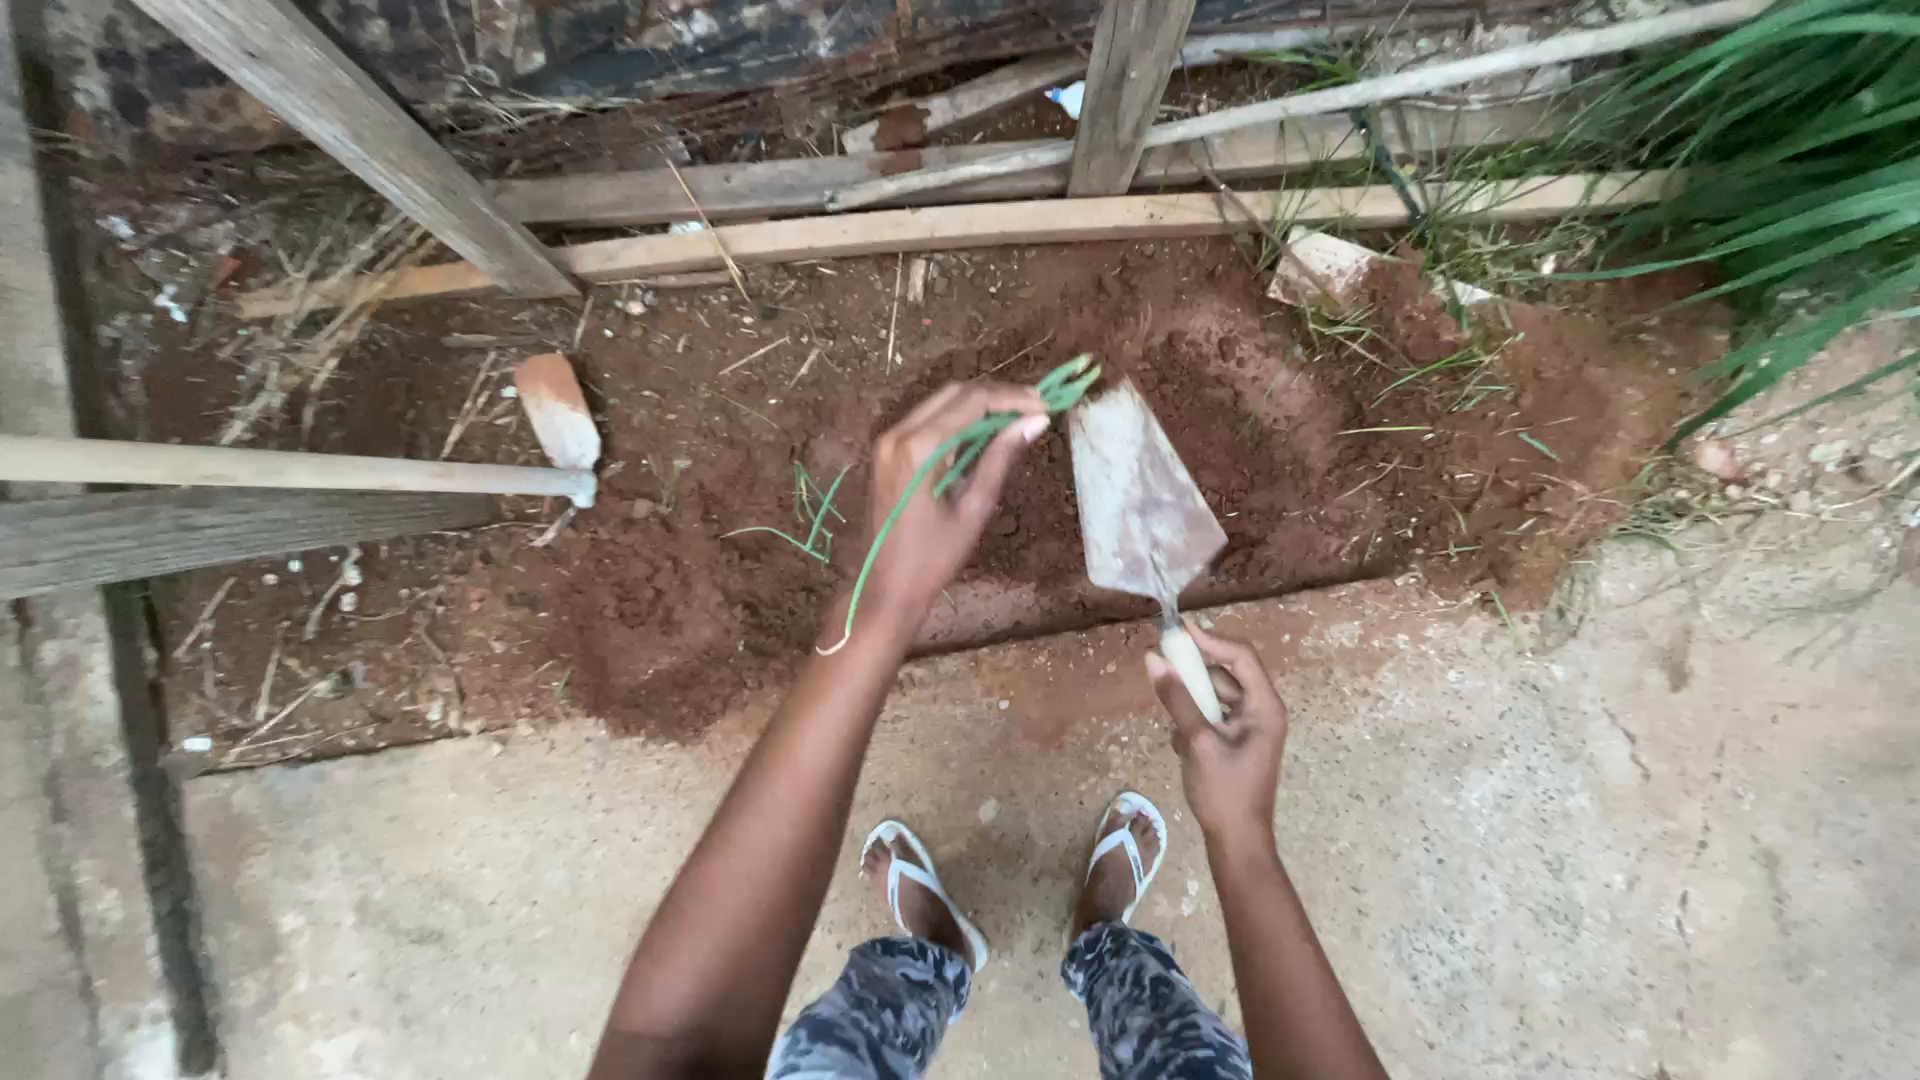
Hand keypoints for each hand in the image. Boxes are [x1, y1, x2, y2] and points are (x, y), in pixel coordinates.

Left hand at [837, 381, 1047, 640]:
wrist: (884, 587)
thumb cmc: (932, 559)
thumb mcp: (974, 509)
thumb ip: (1000, 459)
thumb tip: (1035, 423)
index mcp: (919, 447)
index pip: (973, 401)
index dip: (1013, 398)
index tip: (1046, 407)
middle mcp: (897, 433)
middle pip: (955, 392)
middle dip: (997, 395)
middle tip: (1035, 409)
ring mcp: (887, 441)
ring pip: (939, 402)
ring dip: (978, 404)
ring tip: (1017, 418)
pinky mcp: (885, 452)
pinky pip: (926, 421)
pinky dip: (957, 420)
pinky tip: (984, 433)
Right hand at [1145, 622, 1288, 841]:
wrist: (1236, 840)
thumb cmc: (1224, 792)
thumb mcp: (1198, 742)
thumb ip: (1177, 699)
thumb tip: (1153, 660)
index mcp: (1265, 707)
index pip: (1240, 656)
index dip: (1210, 639)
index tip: (1178, 629)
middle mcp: (1261, 710)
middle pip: (1226, 672)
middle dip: (1194, 670)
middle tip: (1162, 661)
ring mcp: (1247, 726)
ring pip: (1214, 694)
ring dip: (1190, 700)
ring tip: (1174, 719)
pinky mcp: (1233, 739)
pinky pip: (1209, 713)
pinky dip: (1192, 719)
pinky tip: (1181, 741)